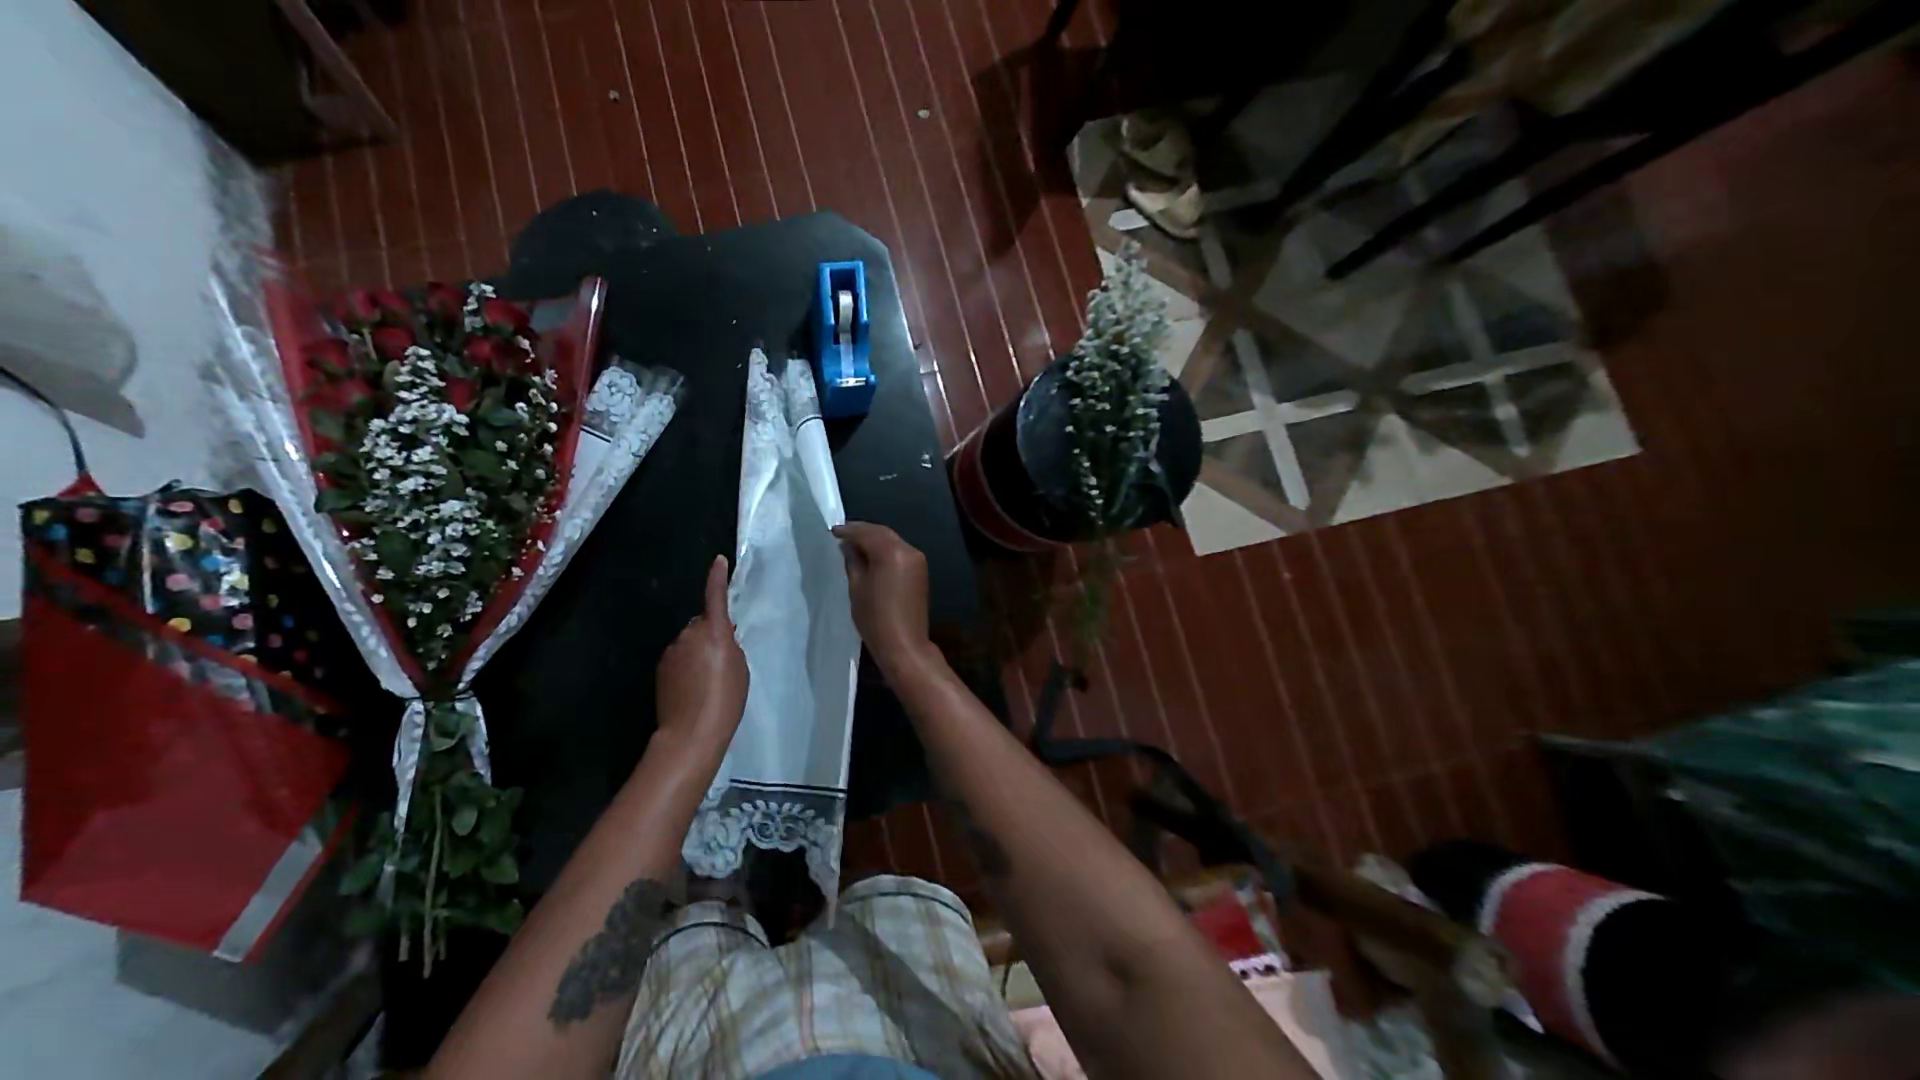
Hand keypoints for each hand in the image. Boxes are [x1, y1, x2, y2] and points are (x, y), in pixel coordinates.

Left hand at [655, 555, 747, 751]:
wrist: (691, 732)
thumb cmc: (725, 699)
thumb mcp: (739, 668)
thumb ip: (730, 646)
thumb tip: (719, 638)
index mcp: (714, 632)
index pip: (715, 597)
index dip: (717, 578)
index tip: (719, 561)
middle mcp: (688, 635)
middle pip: (701, 624)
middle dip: (710, 634)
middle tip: (723, 661)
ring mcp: (671, 652)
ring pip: (689, 642)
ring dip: (698, 652)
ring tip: (709, 681)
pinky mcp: (661, 668)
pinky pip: (678, 658)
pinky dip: (686, 666)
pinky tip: (693, 688)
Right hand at [833, 522, 933, 672]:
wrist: (904, 644)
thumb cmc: (874, 617)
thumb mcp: (856, 587)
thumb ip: (853, 561)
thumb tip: (848, 546)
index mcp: (891, 552)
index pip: (867, 532)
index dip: (849, 530)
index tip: (833, 531)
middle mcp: (908, 550)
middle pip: (882, 533)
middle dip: (863, 532)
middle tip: (843, 535)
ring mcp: (917, 560)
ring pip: (892, 541)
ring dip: (874, 540)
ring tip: (854, 545)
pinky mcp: (920, 571)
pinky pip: (900, 552)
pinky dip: (885, 550)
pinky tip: (871, 556)